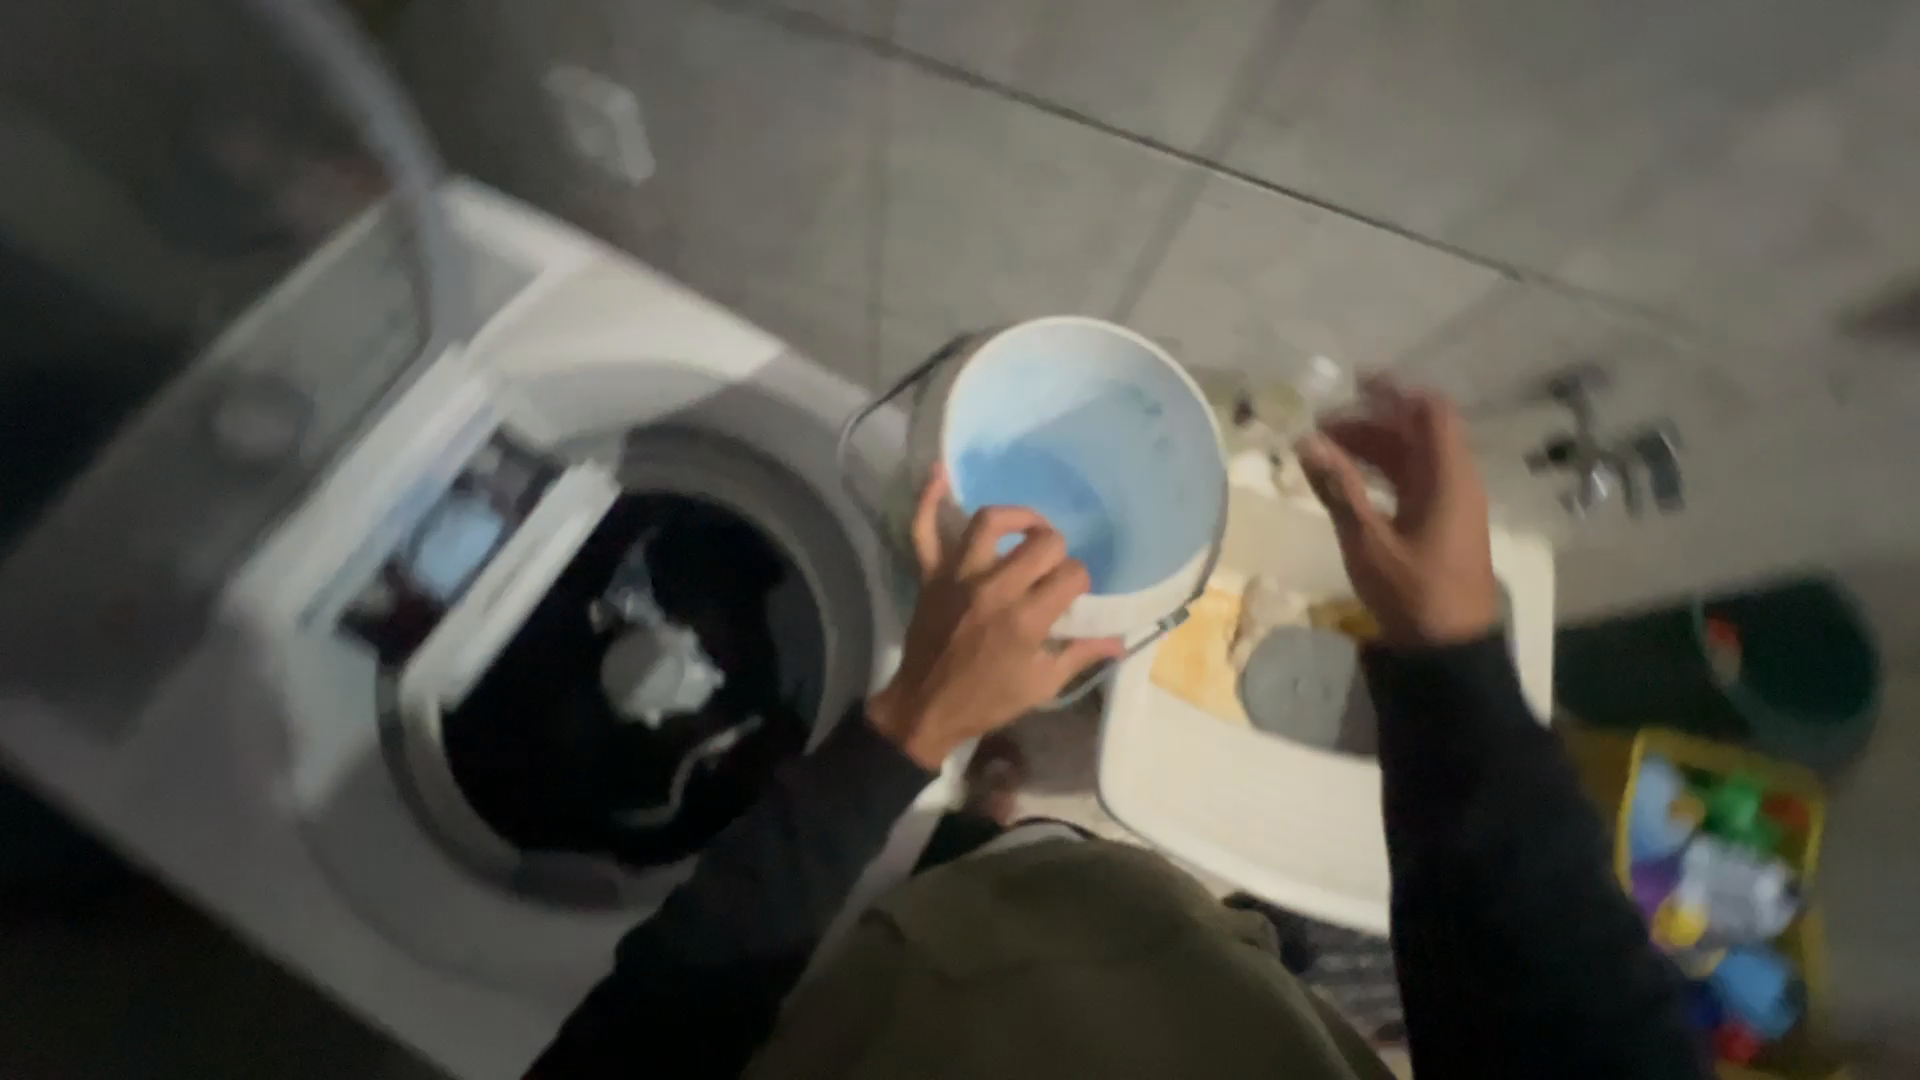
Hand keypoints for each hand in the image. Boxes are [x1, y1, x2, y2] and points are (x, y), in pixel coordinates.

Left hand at [867, 467, 1123, 768]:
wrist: (926, 707)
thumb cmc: (987, 700)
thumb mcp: (1042, 685)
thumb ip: (1081, 655)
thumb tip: (1120, 640)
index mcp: (1026, 619)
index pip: (1071, 574)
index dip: (1079, 581)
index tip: (1071, 595)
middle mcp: (993, 588)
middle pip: (1040, 542)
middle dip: (1056, 550)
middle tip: (1052, 567)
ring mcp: (956, 576)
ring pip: (988, 522)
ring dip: (1016, 516)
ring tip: (1028, 527)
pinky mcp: (930, 575)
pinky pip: (922, 529)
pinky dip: (928, 500)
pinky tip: (940, 474)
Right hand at [1295, 378, 1498, 647]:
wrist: (1446, 646)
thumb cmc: (1411, 592)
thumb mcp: (1368, 540)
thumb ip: (1338, 487)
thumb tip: (1306, 442)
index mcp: (1448, 479)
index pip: (1430, 413)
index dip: (1395, 391)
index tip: (1353, 383)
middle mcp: (1454, 482)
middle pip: (1416, 432)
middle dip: (1370, 420)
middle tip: (1320, 426)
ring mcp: (1448, 503)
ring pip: (1411, 457)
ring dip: (1371, 446)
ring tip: (1324, 449)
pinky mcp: (1438, 522)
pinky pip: (1409, 480)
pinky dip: (1378, 470)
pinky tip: (1346, 478)